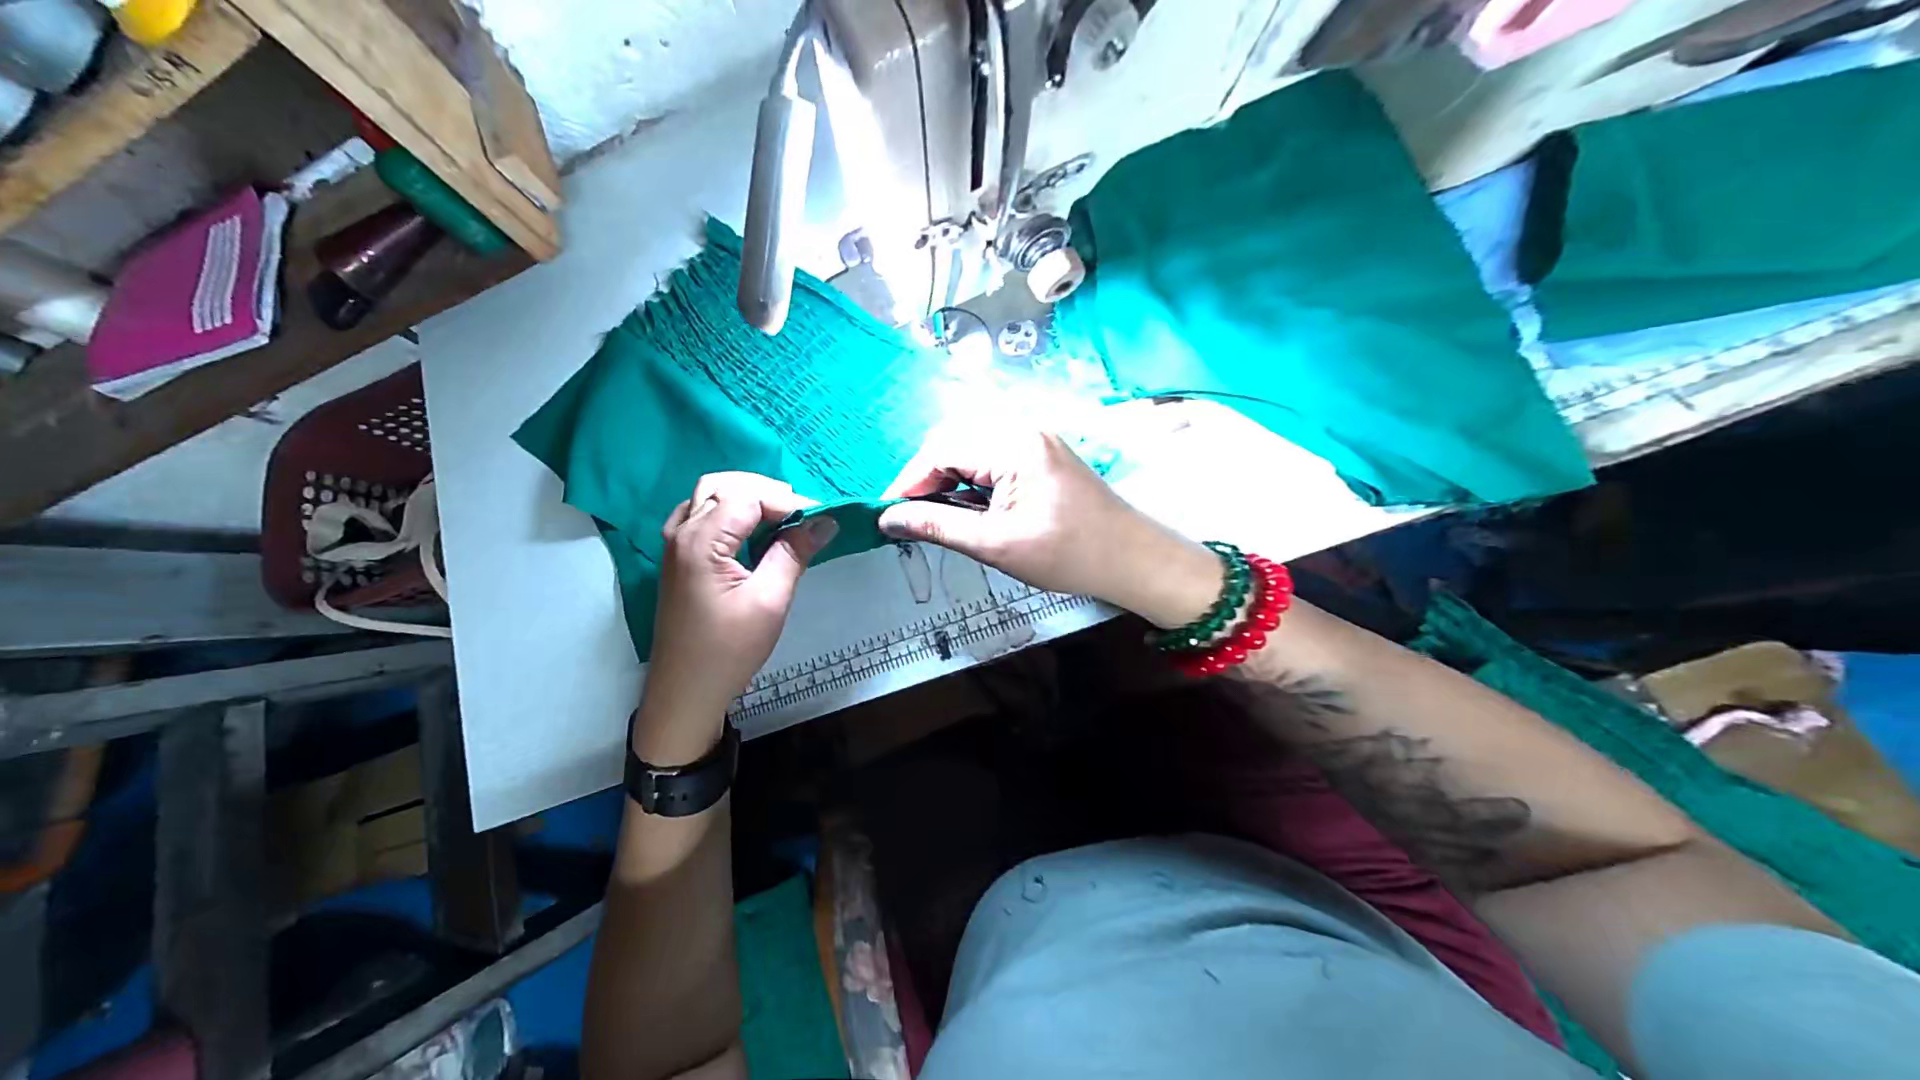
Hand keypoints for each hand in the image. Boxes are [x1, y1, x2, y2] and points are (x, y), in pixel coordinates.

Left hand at [637, 472, 838, 762]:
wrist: (685, 691)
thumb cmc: (728, 651)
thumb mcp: (770, 602)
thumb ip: (793, 554)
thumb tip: (824, 521)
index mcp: (701, 541)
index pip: (748, 496)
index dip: (787, 501)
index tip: (819, 520)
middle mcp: (683, 532)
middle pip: (724, 486)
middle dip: (767, 493)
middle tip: (802, 517)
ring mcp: (676, 544)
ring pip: (711, 496)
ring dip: (748, 499)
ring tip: (782, 520)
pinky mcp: (679, 557)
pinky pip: (702, 514)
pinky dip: (730, 512)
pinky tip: (751, 532)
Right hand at [876, 428, 1221, 628]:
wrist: (1134, 560)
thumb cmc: (1069, 555)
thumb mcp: (996, 544)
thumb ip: (937, 526)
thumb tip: (888, 519)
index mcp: (1014, 444)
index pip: (942, 450)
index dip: (909, 482)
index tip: (887, 514)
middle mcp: (1023, 430)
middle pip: (954, 445)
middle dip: (927, 482)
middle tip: (910, 521)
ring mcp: (1036, 441)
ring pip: (972, 453)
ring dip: (949, 484)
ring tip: (937, 520)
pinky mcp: (1043, 455)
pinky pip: (993, 461)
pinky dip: (973, 485)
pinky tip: (970, 512)